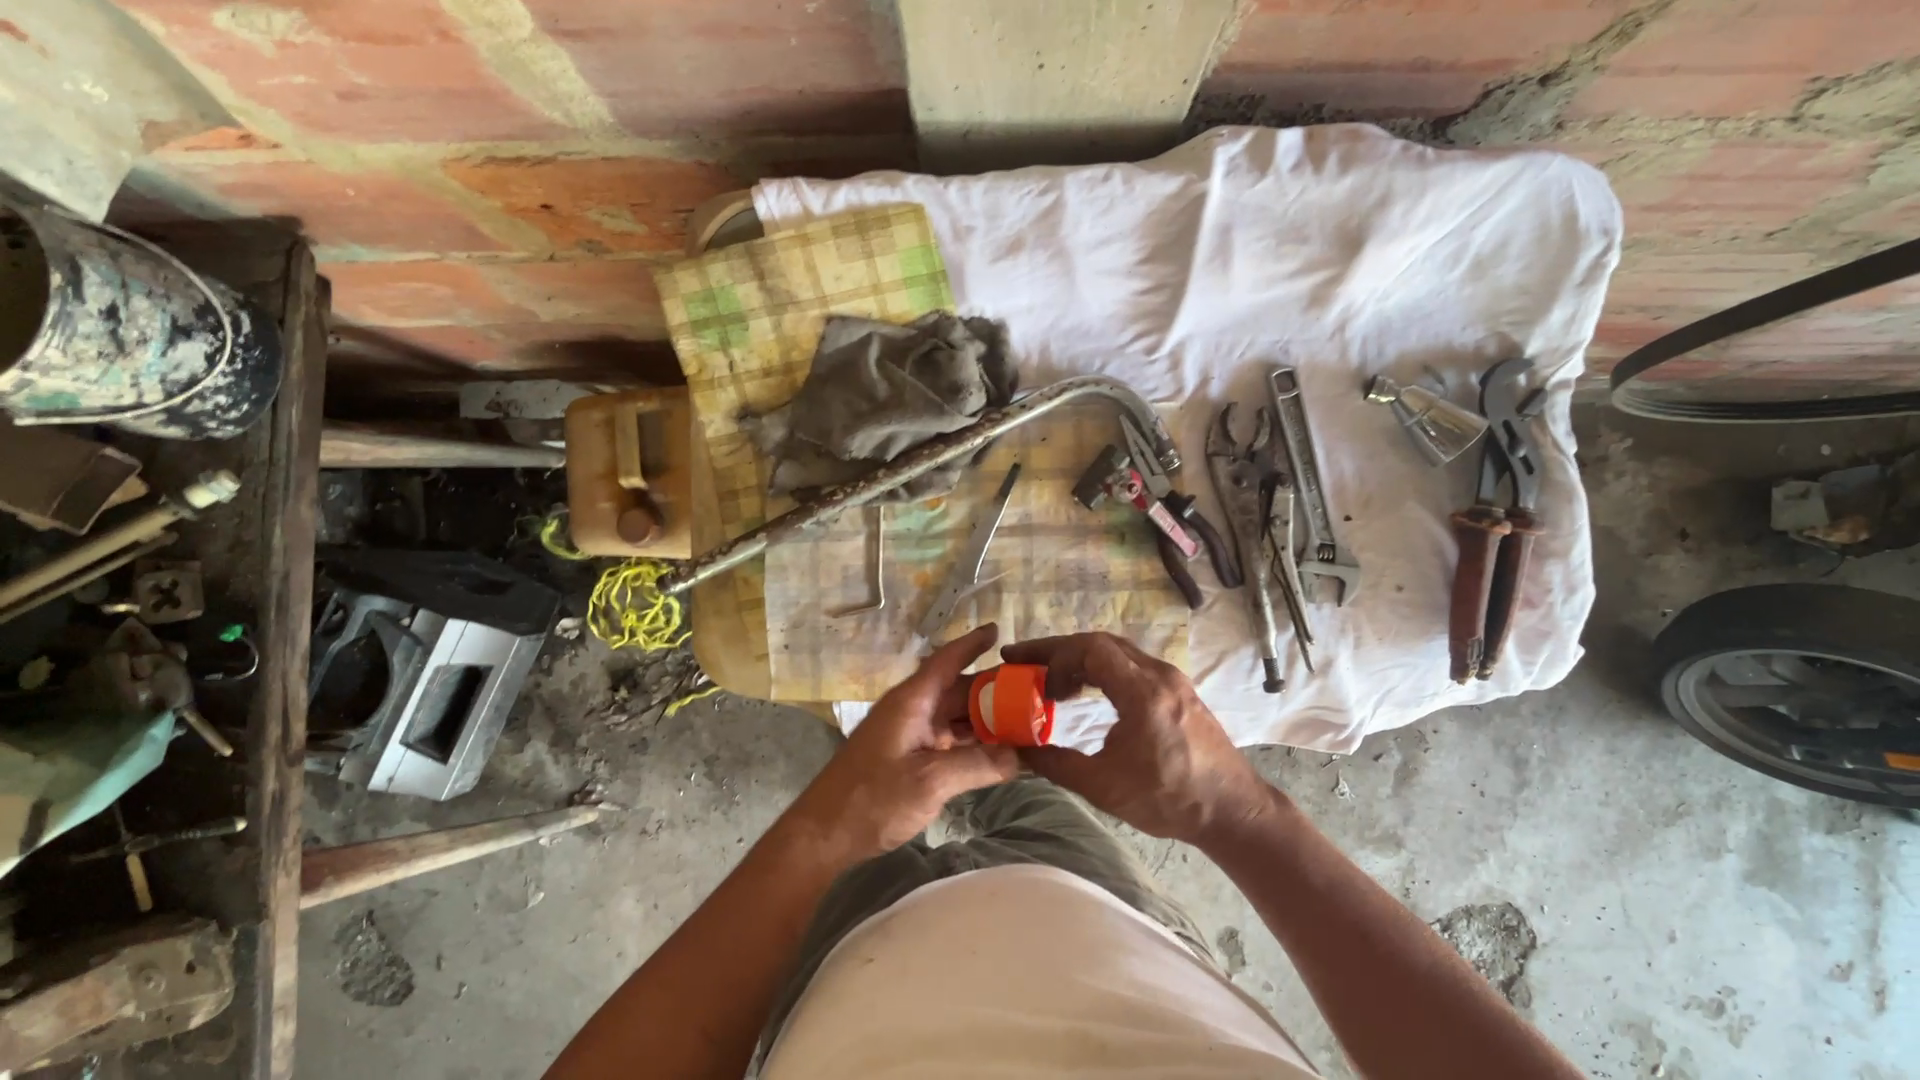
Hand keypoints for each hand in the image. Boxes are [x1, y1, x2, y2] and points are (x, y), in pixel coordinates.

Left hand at [783, 624, 1018, 860]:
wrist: (824, 835)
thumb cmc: (872, 799)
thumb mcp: (931, 781)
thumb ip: (979, 764)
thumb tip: (1021, 755)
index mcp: (912, 702)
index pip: (946, 660)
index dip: (971, 644)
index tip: (998, 631)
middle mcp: (911, 711)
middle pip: (958, 691)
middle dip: (994, 690)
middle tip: (1035, 693)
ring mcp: (908, 736)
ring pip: (955, 718)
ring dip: (987, 719)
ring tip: (1027, 721)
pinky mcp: (907, 760)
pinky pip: (948, 741)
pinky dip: (973, 743)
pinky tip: (999, 752)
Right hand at [1003, 632, 1275, 845]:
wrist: (1232, 811)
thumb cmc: (1169, 799)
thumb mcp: (1104, 787)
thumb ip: (1056, 764)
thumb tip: (1018, 750)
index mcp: (1144, 692)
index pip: (1091, 649)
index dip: (1053, 656)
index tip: (1029, 676)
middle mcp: (1160, 675)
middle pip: (1101, 643)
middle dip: (1058, 651)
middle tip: (1023, 662)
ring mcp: (1173, 680)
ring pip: (1117, 652)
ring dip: (1080, 659)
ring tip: (1050, 680)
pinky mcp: (1178, 691)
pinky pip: (1131, 665)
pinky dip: (1101, 669)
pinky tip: (1085, 690)